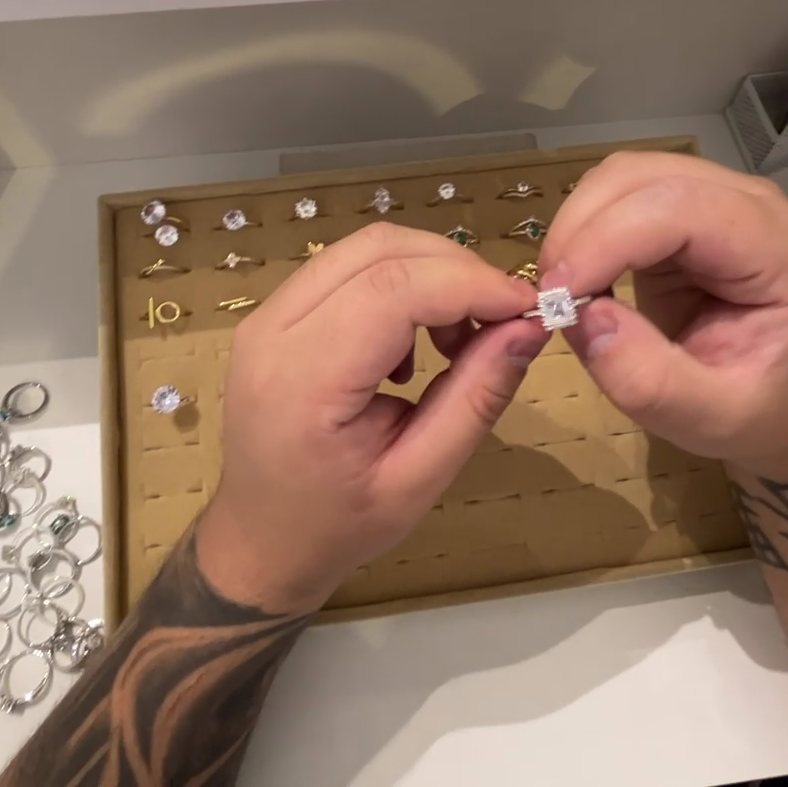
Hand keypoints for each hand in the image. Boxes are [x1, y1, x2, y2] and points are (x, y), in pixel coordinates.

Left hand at [194, 224, 548, 613]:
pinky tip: (411, 343)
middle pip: (379, 249)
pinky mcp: (274, 312)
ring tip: (456, 340)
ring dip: (429, 273)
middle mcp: (273, 328)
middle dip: (456, 268)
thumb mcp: (420, 479)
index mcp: (303, 380)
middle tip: (500, 319)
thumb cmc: (336, 526)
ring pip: (364, 248)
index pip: (393, 291)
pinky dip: (400, 282)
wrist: (258, 539)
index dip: (471, 284)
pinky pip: (348, 267)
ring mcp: (267, 313)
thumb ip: (476, 399)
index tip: (529, 307)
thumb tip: (529, 328)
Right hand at [537, 151, 787, 477]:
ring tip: (566, 289)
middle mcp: (753, 206)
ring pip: (621, 176)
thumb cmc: (756, 412)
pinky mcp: (681, 208)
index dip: (607, 239)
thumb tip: (585, 317)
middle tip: (552, 296)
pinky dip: (583, 229)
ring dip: (577, 226)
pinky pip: (616, 194)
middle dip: (581, 229)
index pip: (680, 209)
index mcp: (780, 251)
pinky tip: (582, 276)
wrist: (782, 406)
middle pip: (643, 177)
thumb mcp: (707, 421)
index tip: (559, 297)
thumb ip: (649, 380)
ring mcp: (717, 198)